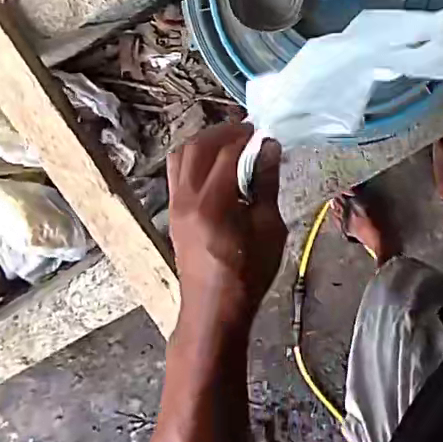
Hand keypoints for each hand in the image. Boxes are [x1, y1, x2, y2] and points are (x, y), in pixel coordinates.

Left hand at [167, 122, 285, 329]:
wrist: (213, 310)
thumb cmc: (248, 274)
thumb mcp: (269, 229)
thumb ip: (267, 184)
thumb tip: (269, 148)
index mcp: (213, 204)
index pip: (227, 153)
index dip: (249, 138)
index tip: (268, 134)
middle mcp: (187, 198)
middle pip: (198, 146)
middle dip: (225, 132)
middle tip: (250, 131)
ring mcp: (175, 204)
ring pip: (182, 155)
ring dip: (206, 141)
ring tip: (232, 142)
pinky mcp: (173, 211)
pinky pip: (178, 170)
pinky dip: (196, 157)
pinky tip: (218, 164)